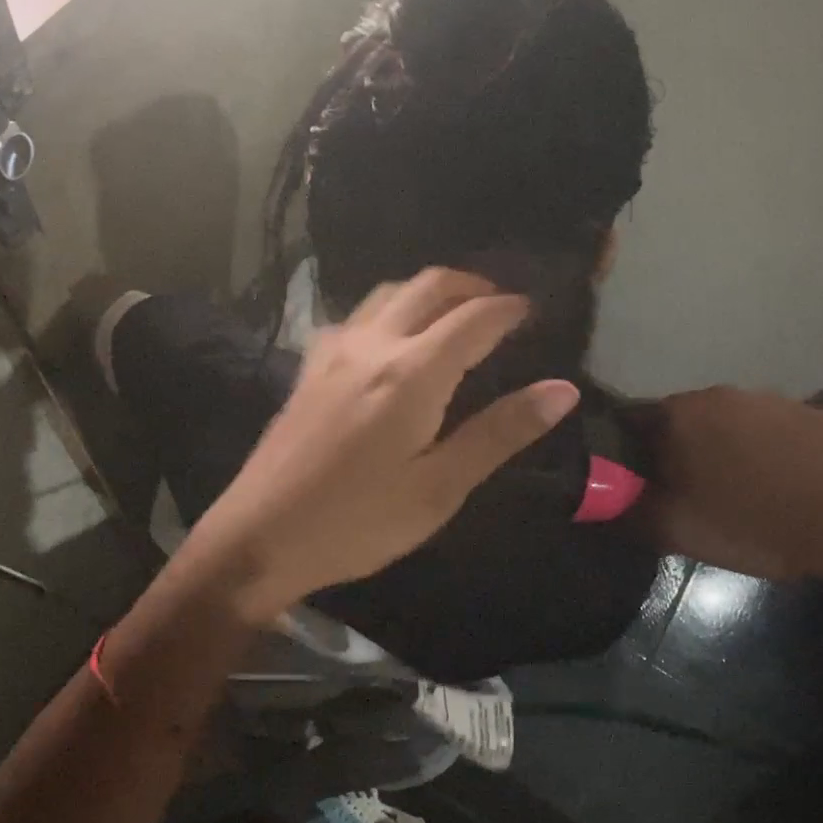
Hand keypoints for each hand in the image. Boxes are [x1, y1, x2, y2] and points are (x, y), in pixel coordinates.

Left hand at [189, 268, 578, 620]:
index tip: (534, 311)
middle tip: (499, 305)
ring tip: (452, 317)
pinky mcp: (306, 372)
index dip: (510, 309)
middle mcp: (370, 346)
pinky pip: (353, 319)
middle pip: (427, 287)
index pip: (474, 318)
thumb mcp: (438, 489)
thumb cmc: (357, 523)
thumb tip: (562, 390)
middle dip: (470, 285)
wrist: (259, 537)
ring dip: (425, 293)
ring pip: (385, 295)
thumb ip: (498, 434)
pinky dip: (386, 313)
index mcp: (412, 373)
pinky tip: (388, 343)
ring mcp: (331, 355)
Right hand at [631, 387, 822, 583]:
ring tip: (732, 487)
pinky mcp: (810, 410)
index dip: (625, 457)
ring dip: (718, 448)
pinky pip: (767, 428)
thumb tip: (596, 497)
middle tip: (681, 491)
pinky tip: (774, 481)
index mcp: (679, 416)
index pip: (627, 424)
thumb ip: (625, 508)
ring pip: (724, 423)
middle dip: (672, 450)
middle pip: (677, 421)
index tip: (635, 485)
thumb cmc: (754, 524)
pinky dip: (760, 449)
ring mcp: (769, 398)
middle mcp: (719, 395)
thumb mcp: (674, 530)